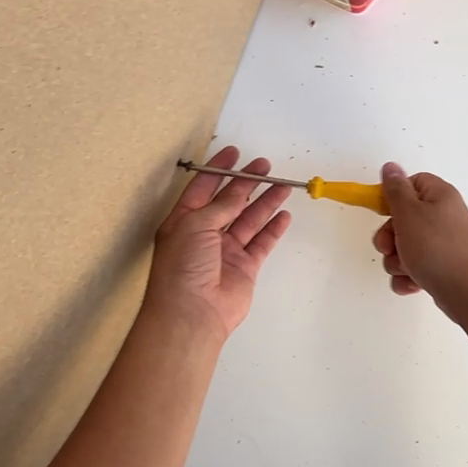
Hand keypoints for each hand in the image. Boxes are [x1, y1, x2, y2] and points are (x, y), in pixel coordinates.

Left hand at [143, 146, 292, 341]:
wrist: (192, 313)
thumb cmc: (183, 267)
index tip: (235, 152)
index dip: (218, 169)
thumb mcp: (196, 224)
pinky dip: (273, 228)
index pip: (203, 188)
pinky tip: (284, 215)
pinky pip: (262, 242)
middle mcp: (204, 234)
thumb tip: (238, 190)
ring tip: (282, 186)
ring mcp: (226, 251)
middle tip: (265, 167)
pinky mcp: (245, 267)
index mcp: (184, 221)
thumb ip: (221, 205)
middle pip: (230, 201)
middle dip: (248, 183)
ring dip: (265, 202)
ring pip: (249, 219)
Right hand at [372, 162, 467, 312]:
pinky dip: (409, 277)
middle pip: (403, 219)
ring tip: (407, 269)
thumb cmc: (436, 247)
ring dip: (397, 261)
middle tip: (390, 248)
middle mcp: (443, 217)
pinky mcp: (441, 268)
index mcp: (439, 195)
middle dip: (390, 237)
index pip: (412, 184)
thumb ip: (395, 189)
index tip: (384, 211)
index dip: (394, 197)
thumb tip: (391, 166)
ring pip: (405, 247)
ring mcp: (443, 244)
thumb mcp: (409, 213)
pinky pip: (415, 268)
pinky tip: (413, 285)